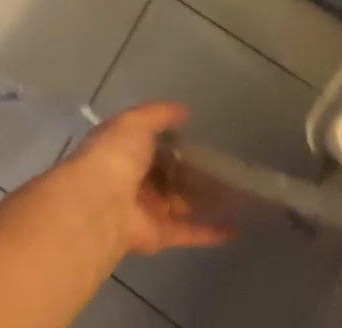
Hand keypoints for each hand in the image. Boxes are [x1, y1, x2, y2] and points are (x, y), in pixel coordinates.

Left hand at [63, 102, 233, 255]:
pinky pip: (190, 231)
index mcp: (121, 148)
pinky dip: (211, 231)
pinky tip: (236, 228)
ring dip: (205, 200)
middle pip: (166, 174)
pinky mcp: (160, 233)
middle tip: (226, 168)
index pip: (147, 142)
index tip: (198, 136)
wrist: (102, 202)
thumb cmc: (116, 155)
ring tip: (238, 196)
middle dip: (190, 172)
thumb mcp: (134, 122)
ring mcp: (145, 206)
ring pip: (180, 202)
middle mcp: (131, 177)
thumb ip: (158, 114)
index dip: (169, 139)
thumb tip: (183, 108)